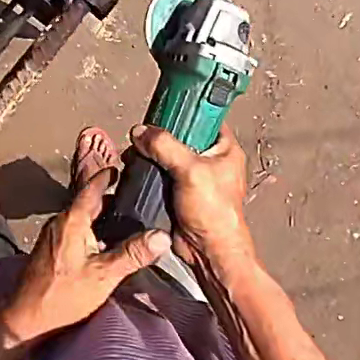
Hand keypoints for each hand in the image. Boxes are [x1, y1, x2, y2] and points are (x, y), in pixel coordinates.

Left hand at [1, 167, 170, 343]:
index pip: (92, 188)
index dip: (108, 176)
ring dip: (102, 214)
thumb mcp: (104, 275)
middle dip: (110, 195)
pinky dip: (93, 227)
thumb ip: (133, 253)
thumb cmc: (63, 295)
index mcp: (71, 221)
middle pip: (88, 201)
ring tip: (128, 215)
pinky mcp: (51, 248)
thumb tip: (163, 236)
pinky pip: (76, 228)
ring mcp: (53, 235)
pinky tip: (107, 239)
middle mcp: (60, 222)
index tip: (124, 167)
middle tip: (136, 194)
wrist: (26, 317)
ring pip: (82, 216)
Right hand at [129, 124, 255, 267]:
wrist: (207, 250)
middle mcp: (210, 160)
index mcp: (224, 150)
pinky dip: (146, 171)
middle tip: (143, 137)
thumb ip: (165, 147)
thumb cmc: (214, 213)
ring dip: (149, 155)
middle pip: (179, 136)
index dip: (184, 113)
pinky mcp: (177, 190)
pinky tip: (136, 169)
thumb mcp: (191, 171)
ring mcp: (192, 176)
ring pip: (165, 155)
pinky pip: (158, 173)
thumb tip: (141, 132)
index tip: (162, 110)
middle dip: (158, 136)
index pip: (204, 119)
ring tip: (135, 153)